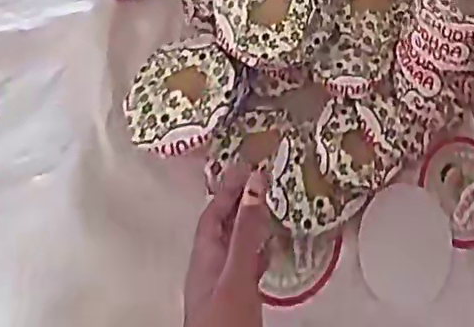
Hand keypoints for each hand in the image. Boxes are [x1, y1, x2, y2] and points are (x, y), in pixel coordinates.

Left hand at [184, 165, 272, 326]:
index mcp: (203, 257)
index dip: (228, 187)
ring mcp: (220, 286)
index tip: (248, 162)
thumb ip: (246, 229)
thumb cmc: (225, 322)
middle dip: (239, 199)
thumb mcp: (237, 272)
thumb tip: (255, 180)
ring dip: (250, 221)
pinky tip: (270, 247)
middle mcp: (209, 268)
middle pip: (222, 225)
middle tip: (261, 175)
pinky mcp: (234, 301)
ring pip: (234, 243)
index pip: (212, 212)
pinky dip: (257, 247)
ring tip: (270, 203)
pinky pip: (244, 262)